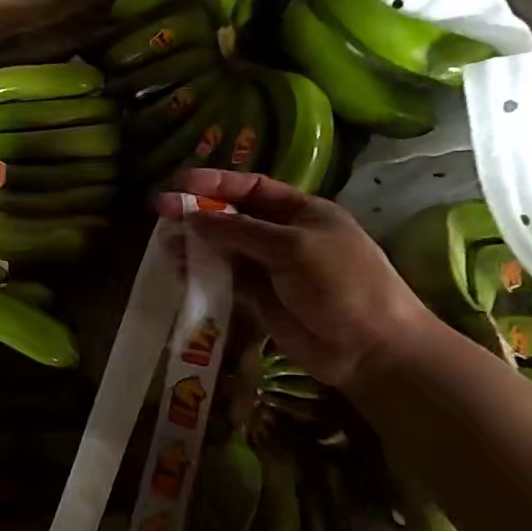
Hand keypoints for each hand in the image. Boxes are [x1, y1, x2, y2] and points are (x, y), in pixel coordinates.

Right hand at [154, 169, 435, 388]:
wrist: (370, 347)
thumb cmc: (342, 283)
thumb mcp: (295, 247)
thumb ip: (244, 231)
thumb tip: (196, 217)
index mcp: (302, 212)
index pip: (254, 188)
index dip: (219, 184)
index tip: (184, 182)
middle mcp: (284, 237)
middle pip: (235, 218)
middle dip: (200, 214)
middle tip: (161, 211)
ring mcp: (271, 271)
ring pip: (226, 252)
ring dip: (197, 246)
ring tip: (164, 243)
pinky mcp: (260, 302)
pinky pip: (227, 283)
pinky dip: (204, 277)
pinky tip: (181, 272)